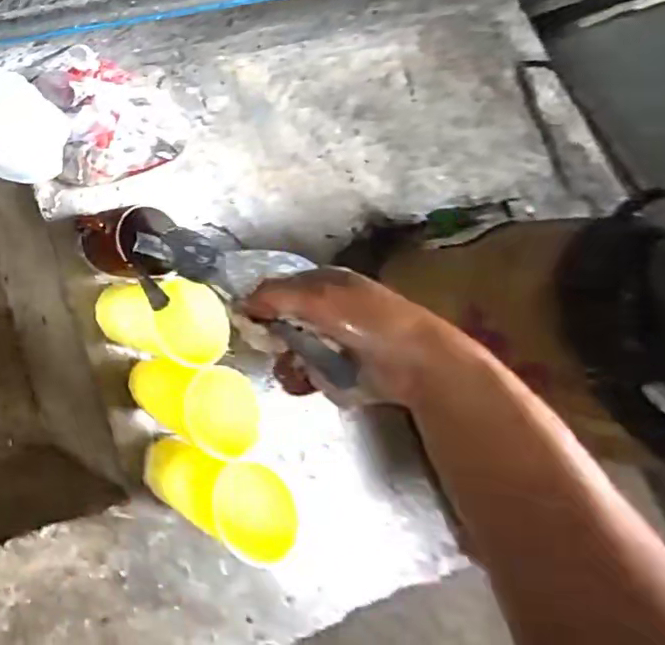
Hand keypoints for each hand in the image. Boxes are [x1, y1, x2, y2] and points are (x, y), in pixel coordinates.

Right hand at [241, 267, 473, 405]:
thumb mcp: (313, 297)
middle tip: (267, 347)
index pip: (280, 286)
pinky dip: (303, 378)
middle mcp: (334, 307)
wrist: (425, 367)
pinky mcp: (351, 369)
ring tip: (289, 373)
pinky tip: (302, 384)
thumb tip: (239, 305)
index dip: (261, 300)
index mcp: (328, 281)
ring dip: (285, 360)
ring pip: (296, 346)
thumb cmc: (367, 321)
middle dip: (272, 334)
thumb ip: (270, 296)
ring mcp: (343, 339)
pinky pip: (313, 371)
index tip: (248, 318)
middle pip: (285, 317)